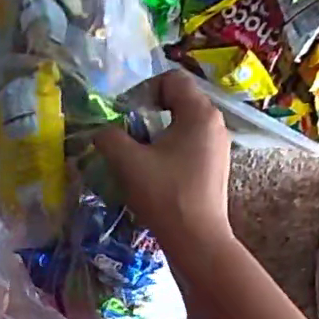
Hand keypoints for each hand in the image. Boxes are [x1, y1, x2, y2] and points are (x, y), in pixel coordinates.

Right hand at [92, 69, 233, 252]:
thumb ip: (110, 138)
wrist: (196, 239)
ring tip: (137, 156)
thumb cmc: (165, 195)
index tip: (122, 113)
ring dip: (157, 134)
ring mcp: (218, 147)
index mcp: (199, 113)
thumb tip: (101, 132)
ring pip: (183, 126)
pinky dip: (169, 151)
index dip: (142, 90)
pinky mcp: (215, 168)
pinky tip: (155, 173)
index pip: (171, 79)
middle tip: (126, 134)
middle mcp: (214, 124)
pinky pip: (189, 146)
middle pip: (178, 101)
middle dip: (147, 113)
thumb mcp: (129, 163)